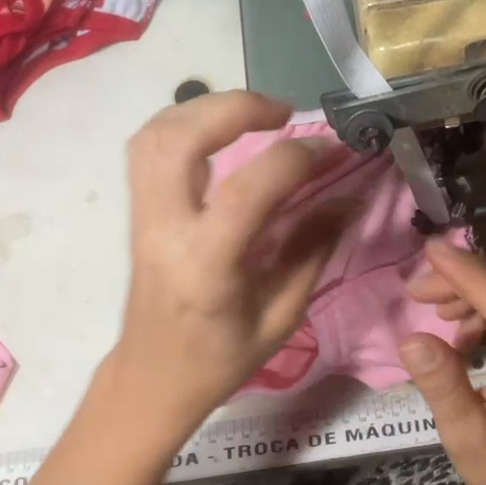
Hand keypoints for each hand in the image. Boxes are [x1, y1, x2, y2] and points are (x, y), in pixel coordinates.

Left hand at [102, 91, 353, 443]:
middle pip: (180, 140)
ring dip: (206, 108)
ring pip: (156, 133)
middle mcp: (165, 231)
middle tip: (284, 113)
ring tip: (254, 114)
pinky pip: (148, 145)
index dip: (293, 159)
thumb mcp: (281, 315)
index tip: (329, 151)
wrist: (152, 376)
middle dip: (236, 107)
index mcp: (206, 268)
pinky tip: (219, 129)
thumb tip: (349, 197)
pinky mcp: (136, 209)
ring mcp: (142, 216)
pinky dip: (184, 122)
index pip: (246, 192)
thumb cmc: (221, 358)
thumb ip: (313, 249)